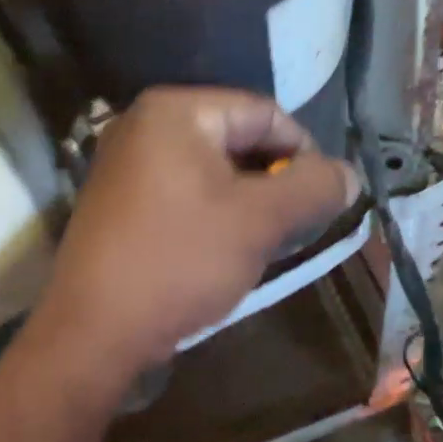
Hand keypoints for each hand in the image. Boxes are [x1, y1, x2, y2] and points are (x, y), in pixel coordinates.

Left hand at [29, 87, 357, 379]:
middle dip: (273, 180)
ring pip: (210, 171)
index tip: (323, 199)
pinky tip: (224, 253)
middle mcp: (142, 124)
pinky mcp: (117, 203)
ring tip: (264, 244)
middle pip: (235, 139)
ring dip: (245, 203)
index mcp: (175, 111)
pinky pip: (182, 194)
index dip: (304, 151)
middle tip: (296, 226)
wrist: (95, 330)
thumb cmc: (180, 262)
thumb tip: (347, 174)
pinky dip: (212, 215)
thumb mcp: (259, 221)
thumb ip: (312, 188)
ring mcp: (124, 165)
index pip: (264, 112)